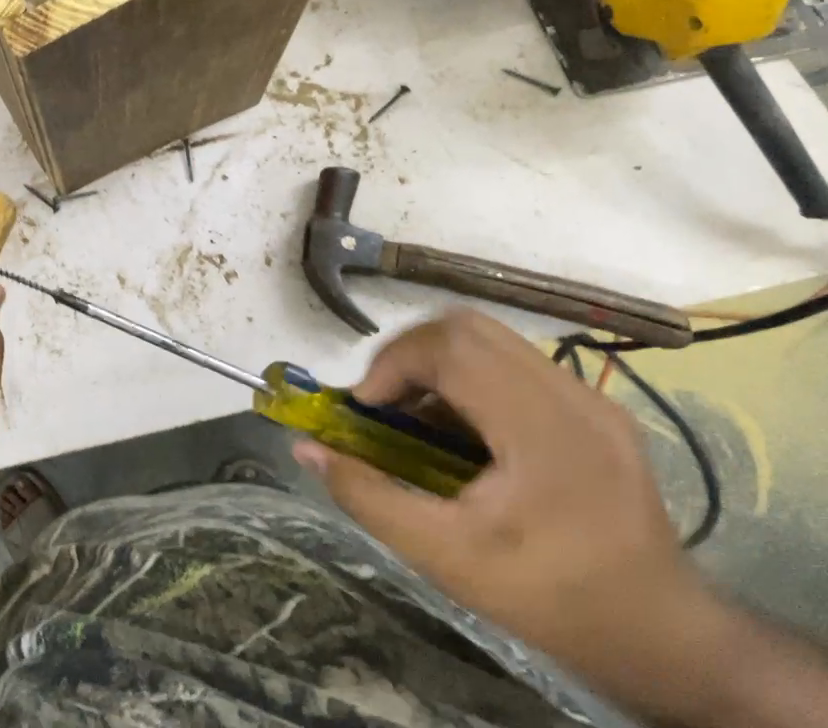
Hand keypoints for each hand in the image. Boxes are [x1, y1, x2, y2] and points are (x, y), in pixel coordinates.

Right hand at [293, 310, 731, 719]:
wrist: (658, 634)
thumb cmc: (546, 595)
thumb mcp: (441, 555)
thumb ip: (366, 495)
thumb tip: (305, 448)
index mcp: (544, 430)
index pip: (452, 348)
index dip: (391, 365)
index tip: (366, 409)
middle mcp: (575, 400)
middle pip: (467, 328)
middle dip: (406, 356)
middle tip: (382, 404)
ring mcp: (591, 403)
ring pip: (489, 342)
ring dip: (433, 367)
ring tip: (413, 420)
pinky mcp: (593, 414)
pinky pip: (512, 367)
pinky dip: (465, 382)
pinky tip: (455, 435)